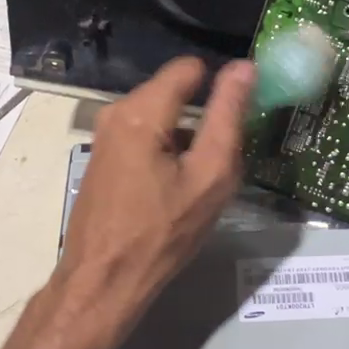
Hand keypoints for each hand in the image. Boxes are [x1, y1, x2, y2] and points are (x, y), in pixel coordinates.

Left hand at [44, 57, 256, 345]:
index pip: (190, 67)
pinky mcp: (104, 156)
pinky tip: (176, 188)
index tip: (238, 117)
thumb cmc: (162, 232)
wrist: (104, 280)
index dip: (220, 86)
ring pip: (161, 115)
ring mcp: (105, 134)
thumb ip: (228, 116)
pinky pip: (145, 135)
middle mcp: (117, 112)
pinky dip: (165, 151)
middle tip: (222, 159)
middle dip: (202, 117)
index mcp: (142, 110)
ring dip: (185, 138)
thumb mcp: (209, 175)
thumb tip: (244, 67)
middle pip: (175, 91)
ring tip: (202, 179)